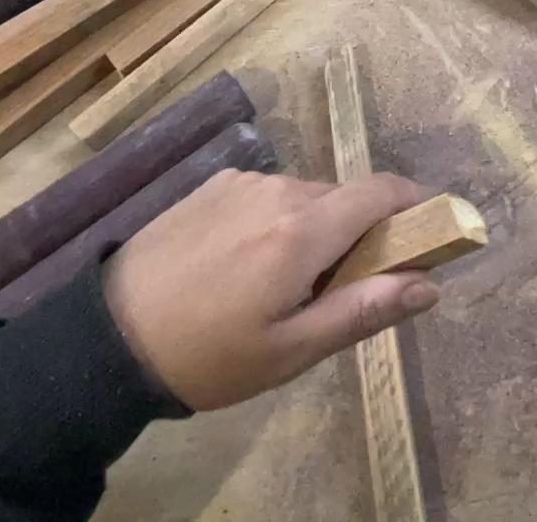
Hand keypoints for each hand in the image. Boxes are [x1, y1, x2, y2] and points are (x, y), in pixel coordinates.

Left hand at [103, 169, 440, 409]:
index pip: (381, 191)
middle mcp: (279, 190)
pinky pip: (270, 194)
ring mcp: (243, 181)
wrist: (107, 339)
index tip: (429, 227)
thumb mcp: (292, 350)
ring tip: (286, 282)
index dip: (414, 201)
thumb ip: (364, 310)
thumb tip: (429, 285)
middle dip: (360, 230)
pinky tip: (248, 261)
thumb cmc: (209, 355)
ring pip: (307, 195)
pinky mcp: (215, 183)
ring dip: (317, 226)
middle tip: (342, 285)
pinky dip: (280, 218)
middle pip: (345, 197)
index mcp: (303, 229)